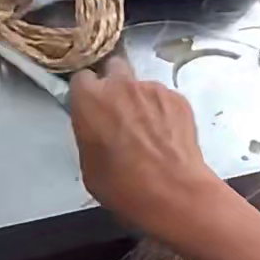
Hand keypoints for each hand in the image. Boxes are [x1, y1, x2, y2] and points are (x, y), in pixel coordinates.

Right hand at [69, 55, 231, 238]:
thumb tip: (97, 132)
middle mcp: (121, 85)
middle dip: (113, 84)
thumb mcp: (89, 167)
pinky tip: (165, 137)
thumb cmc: (124, 186)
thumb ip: (89, 137)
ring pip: (141, 86)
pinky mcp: (179, 98)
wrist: (173, 192)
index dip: (85, 94)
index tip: (89, 108)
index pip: (81, 79)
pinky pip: (164, 99)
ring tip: (147, 132)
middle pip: (113, 67)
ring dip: (140, 101)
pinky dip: (163, 112)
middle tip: (117, 112)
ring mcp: (153, 89)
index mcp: (90, 100)